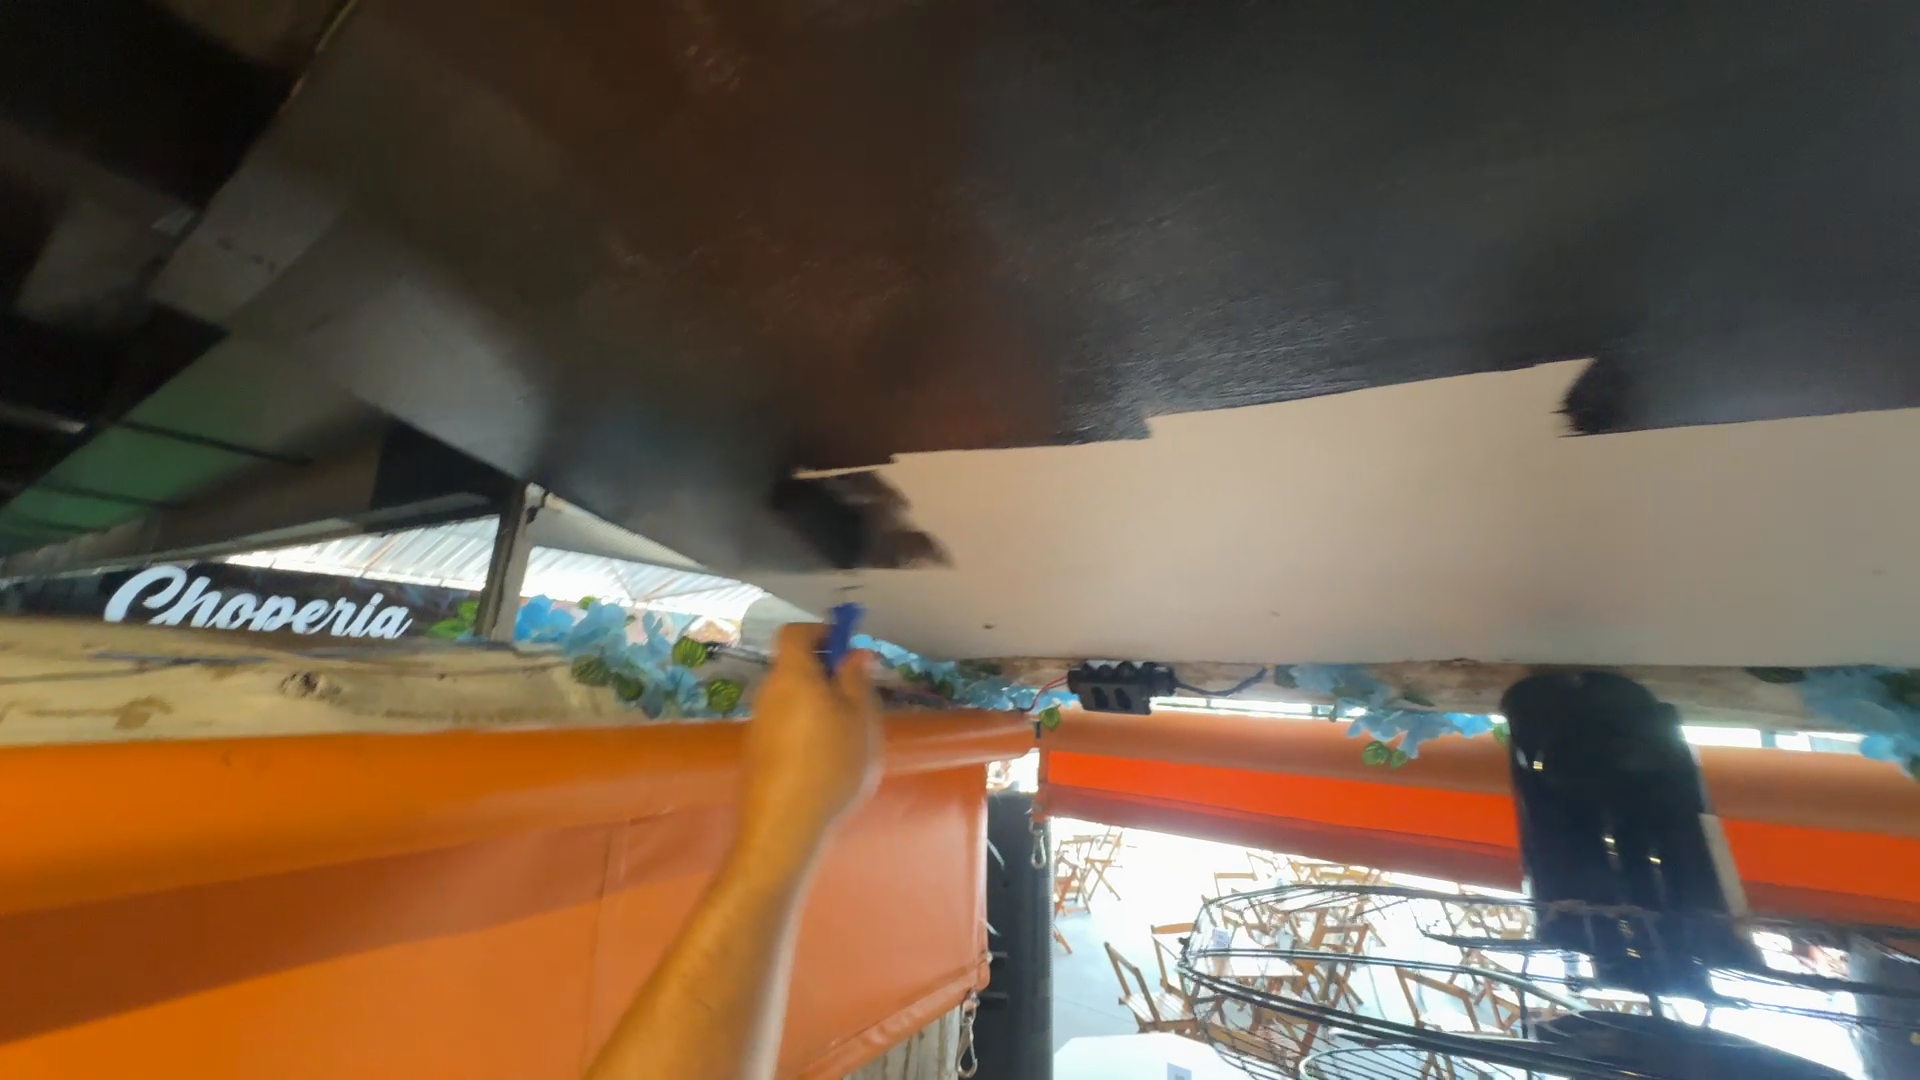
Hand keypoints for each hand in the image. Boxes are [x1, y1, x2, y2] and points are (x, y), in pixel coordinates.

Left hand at [737, 623, 881, 859]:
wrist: (784, 828)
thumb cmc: (831, 764)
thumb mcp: (859, 718)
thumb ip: (856, 680)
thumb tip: (854, 653)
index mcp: (792, 675)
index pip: (795, 632)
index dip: (821, 631)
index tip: (847, 645)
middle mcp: (769, 693)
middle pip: (795, 666)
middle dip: (826, 671)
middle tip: (859, 695)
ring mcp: (759, 724)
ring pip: (793, 698)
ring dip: (819, 702)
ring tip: (849, 733)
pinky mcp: (758, 753)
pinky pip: (786, 724)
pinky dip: (807, 728)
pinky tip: (828, 760)